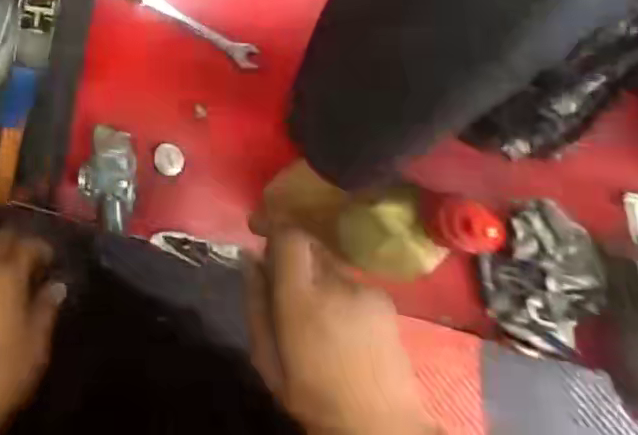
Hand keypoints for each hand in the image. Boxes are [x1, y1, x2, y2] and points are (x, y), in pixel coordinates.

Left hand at [0, 228, 66, 434]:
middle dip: (18, 245)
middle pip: (2, 240)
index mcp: (8, 273)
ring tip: (11, 277)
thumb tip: (57, 285)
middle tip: (32, 263)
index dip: (42, 248)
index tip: (52, 259)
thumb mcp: (37, 340)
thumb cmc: (6, 366)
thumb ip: (48, 305)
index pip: (28, 244)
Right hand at [243, 227, 436, 434]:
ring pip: (329, 262)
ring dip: (314, 272)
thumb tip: (250, 257)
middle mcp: (336, 284)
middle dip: (290, 250)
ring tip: (310, 307)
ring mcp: (366, 292)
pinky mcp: (387, 303)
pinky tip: (337, 320)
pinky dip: (337, 288)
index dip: (271, 224)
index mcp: (302, 297)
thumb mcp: (266, 357)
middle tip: (278, 274)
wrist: (380, 431)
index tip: (256, 227)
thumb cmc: (313, 397)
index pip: (289, 235)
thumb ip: (255, 300)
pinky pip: (351, 281)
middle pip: (308, 243)